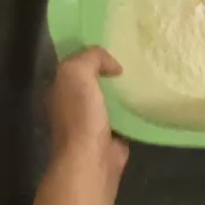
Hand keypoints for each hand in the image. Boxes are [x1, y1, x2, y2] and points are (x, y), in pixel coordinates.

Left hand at [46, 47, 129, 185]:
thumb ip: (92, 57)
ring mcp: (90, 123)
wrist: (92, 158)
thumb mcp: (77, 72)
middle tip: (132, 59)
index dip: (90, 54)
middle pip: (92, 81)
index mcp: (58, 89)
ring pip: (107, 99)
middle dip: (108, 72)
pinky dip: (132, 110)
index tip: (113, 47)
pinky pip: (122, 117)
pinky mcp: (110, 137)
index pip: (73, 64)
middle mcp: (71, 105)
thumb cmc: (80, 114)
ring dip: (122, 91)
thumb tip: (113, 66)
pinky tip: (145, 101)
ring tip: (142, 77)